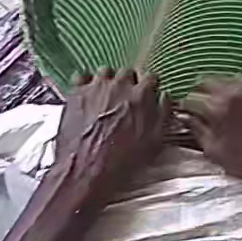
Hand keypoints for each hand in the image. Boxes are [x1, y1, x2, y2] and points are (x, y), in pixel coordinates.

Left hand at [54, 69, 167, 197]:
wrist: (87, 169)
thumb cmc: (123, 159)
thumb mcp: (155, 141)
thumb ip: (163, 113)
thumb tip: (165, 97)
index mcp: (142, 95)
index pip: (151, 77)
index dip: (150, 86)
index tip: (148, 94)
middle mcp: (119, 85)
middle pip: (127, 72)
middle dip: (128, 82)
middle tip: (126, 98)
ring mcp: (96, 87)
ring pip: (105, 71)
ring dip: (108, 80)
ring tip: (106, 96)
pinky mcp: (76, 93)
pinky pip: (81, 77)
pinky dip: (85, 83)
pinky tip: (87, 95)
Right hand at [182, 78, 241, 187]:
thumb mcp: (214, 150)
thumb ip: (197, 130)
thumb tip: (186, 118)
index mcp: (216, 108)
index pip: (191, 98)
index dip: (185, 106)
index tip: (185, 111)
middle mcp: (232, 93)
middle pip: (205, 81)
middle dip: (198, 92)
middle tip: (196, 104)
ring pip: (223, 78)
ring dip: (214, 87)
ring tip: (212, 101)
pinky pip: (240, 81)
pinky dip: (231, 87)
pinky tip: (231, 99)